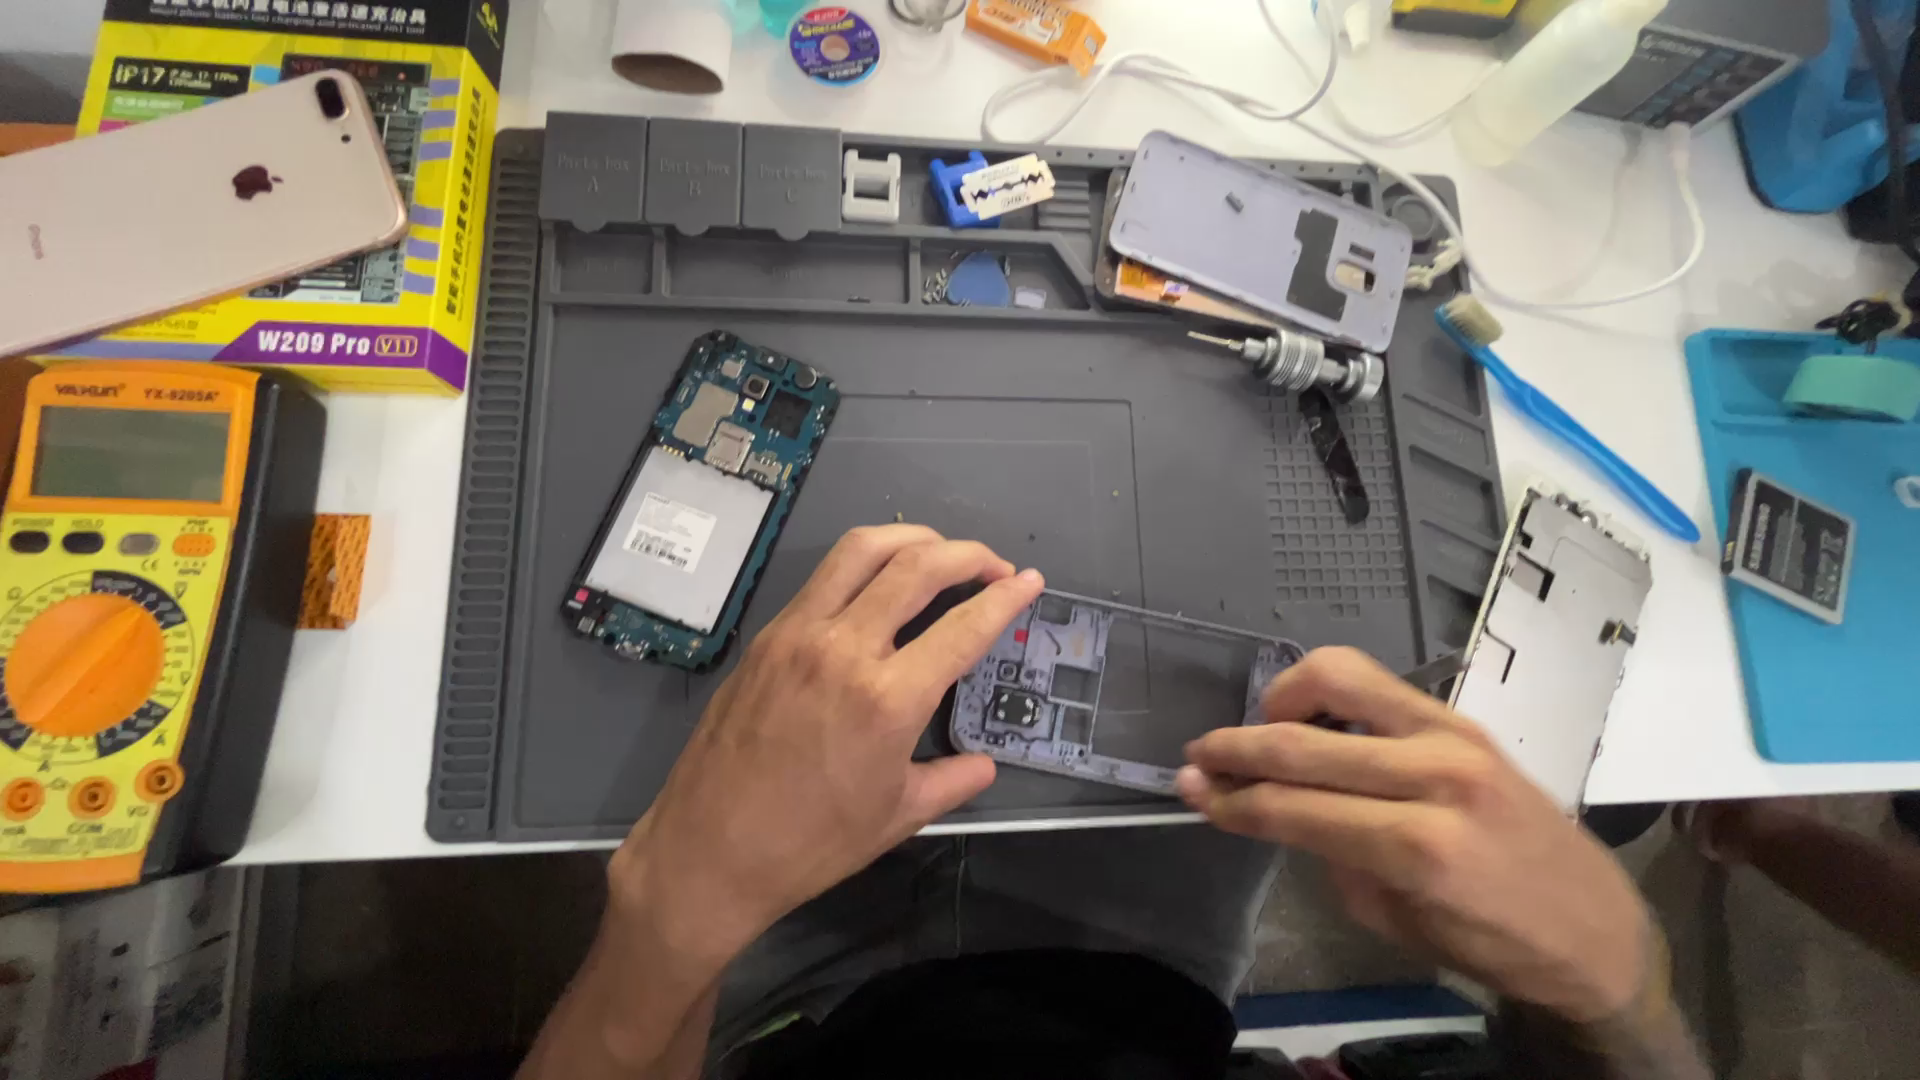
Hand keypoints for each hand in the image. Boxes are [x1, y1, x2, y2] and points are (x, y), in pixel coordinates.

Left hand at [610, 525, 1043, 962]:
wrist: (706, 852)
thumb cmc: (810, 844)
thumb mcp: (897, 817)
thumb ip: (954, 781)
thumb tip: (985, 764)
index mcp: (888, 699)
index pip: (964, 627)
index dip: (1007, 598)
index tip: (1030, 582)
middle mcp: (845, 649)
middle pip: (918, 566)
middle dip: (969, 554)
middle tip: (994, 566)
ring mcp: (799, 633)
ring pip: (863, 550)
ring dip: (914, 538)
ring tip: (940, 551)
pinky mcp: (768, 634)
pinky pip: (825, 576)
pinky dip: (866, 562)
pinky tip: (880, 582)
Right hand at [1178, 647, 1650, 1022]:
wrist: (1596, 926)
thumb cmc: (1490, 941)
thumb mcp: (1387, 917)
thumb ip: (1325, 849)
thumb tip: (1266, 800)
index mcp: (1421, 847)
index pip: (1294, 810)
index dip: (1231, 801)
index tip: (1191, 792)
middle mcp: (1435, 777)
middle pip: (1301, 743)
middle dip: (1233, 749)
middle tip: (1198, 757)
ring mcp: (1451, 734)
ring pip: (1335, 677)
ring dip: (1277, 699)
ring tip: (1260, 727)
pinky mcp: (1459, 716)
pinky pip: (1371, 678)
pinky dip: (1322, 688)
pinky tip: (1310, 716)